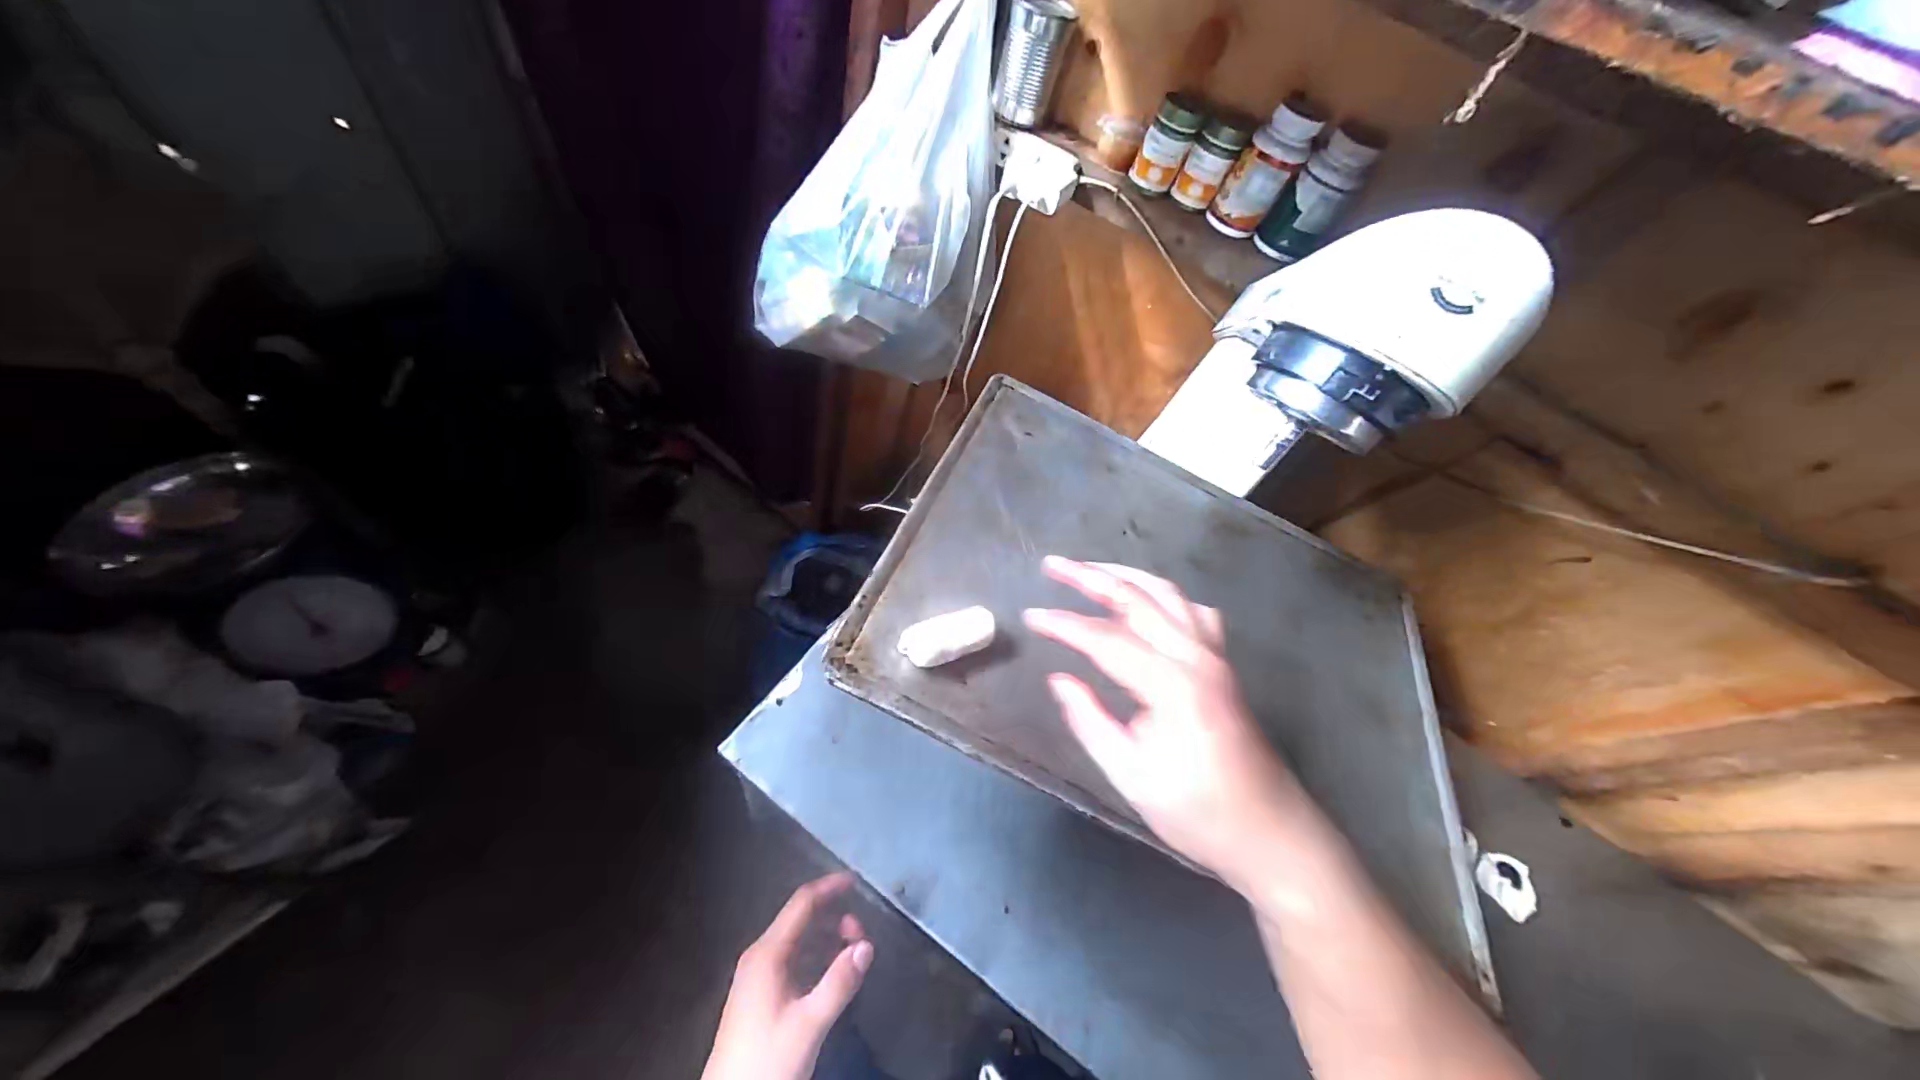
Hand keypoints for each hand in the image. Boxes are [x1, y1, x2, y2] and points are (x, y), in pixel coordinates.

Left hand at [701, 873, 873, 1079]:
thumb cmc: (766, 1061)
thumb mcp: (808, 1024)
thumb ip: (838, 983)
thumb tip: (867, 945)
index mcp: (767, 954)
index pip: (802, 903)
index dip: (830, 888)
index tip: (857, 881)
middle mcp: (761, 957)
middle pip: (802, 920)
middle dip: (834, 919)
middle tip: (862, 937)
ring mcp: (759, 977)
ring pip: (799, 942)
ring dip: (828, 940)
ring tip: (854, 955)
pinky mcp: (762, 996)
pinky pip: (794, 962)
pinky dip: (817, 959)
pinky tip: (834, 975)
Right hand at [1023, 557, 1330, 895]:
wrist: (1271, 834)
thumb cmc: (1198, 813)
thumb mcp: (1131, 776)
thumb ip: (1090, 721)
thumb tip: (1060, 680)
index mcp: (1172, 686)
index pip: (1106, 639)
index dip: (1064, 625)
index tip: (1031, 616)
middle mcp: (1197, 657)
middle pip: (1139, 599)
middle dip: (1091, 577)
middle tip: (1053, 564)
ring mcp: (1216, 657)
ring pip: (1169, 594)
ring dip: (1127, 576)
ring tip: (1091, 571)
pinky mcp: (1224, 665)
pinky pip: (1193, 611)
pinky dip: (1162, 595)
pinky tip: (1146, 603)